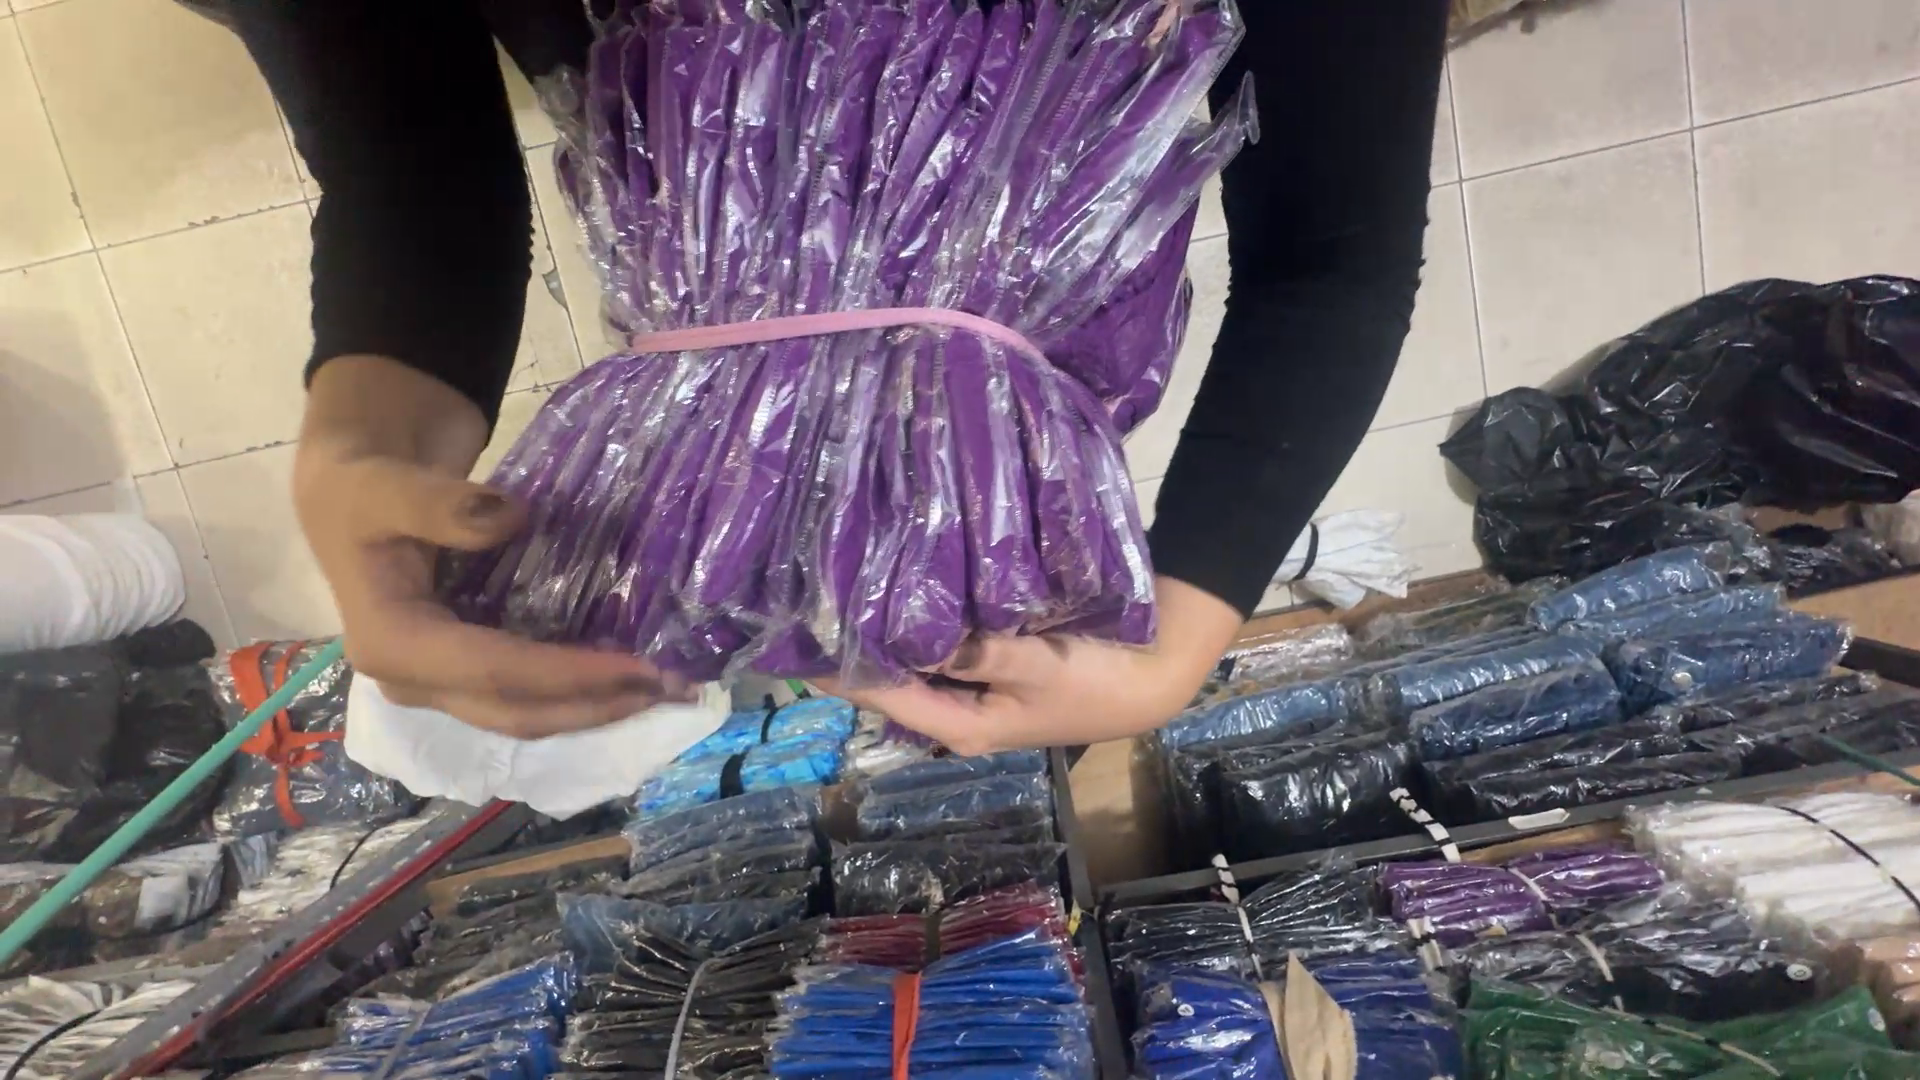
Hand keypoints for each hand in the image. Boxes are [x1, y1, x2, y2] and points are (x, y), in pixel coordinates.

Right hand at [295, 356, 688, 737]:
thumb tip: (511, 519)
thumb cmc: (366, 492)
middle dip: (600, 706)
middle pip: (519, 712)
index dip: (570, 675)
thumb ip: (439, 504)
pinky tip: (631, 682)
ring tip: (668, 694)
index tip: (640, 667)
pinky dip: (582, 694)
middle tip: (676, 690)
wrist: (354, 496)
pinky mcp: (466, 672)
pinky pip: (530, 697)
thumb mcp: (386, 486)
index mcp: (393, 643)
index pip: (495, 672)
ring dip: (599, 709)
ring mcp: (441, 683)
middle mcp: (416, 680)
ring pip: (528, 715)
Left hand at [822, 578, 1242, 755]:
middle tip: (814, 599)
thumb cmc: (1094, 680)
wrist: (1149, 679)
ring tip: (844, 589)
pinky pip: (937, 649)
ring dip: (883, 634)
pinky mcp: (987, 672)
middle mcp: (955, 716)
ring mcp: (971, 694)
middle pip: (890, 681)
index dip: (838, 667)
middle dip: (854, 647)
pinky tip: (900, 592)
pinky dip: (916, 626)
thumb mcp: (1037, 666)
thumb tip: (909, 636)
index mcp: (959, 725)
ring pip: (912, 664)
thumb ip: (977, 654)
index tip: (797, 634)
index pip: (882, 694)